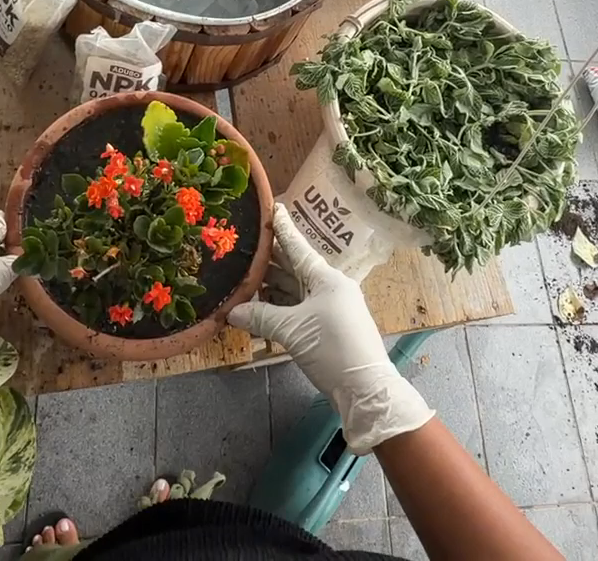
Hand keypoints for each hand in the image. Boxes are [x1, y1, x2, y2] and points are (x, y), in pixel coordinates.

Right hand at [228, 205, 432, 453]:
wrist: (366, 389)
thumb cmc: (333, 349)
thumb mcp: (293, 331)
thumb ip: (261, 317)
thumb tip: (231, 312)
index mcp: (326, 278)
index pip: (297, 246)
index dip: (282, 228)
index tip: (272, 207)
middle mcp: (329, 287)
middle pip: (294, 268)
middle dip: (269, 261)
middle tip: (244, 248)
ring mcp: (330, 307)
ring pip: (295, 290)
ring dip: (271, 288)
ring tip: (244, 280)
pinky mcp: (328, 327)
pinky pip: (299, 309)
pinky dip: (280, 308)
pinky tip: (260, 309)